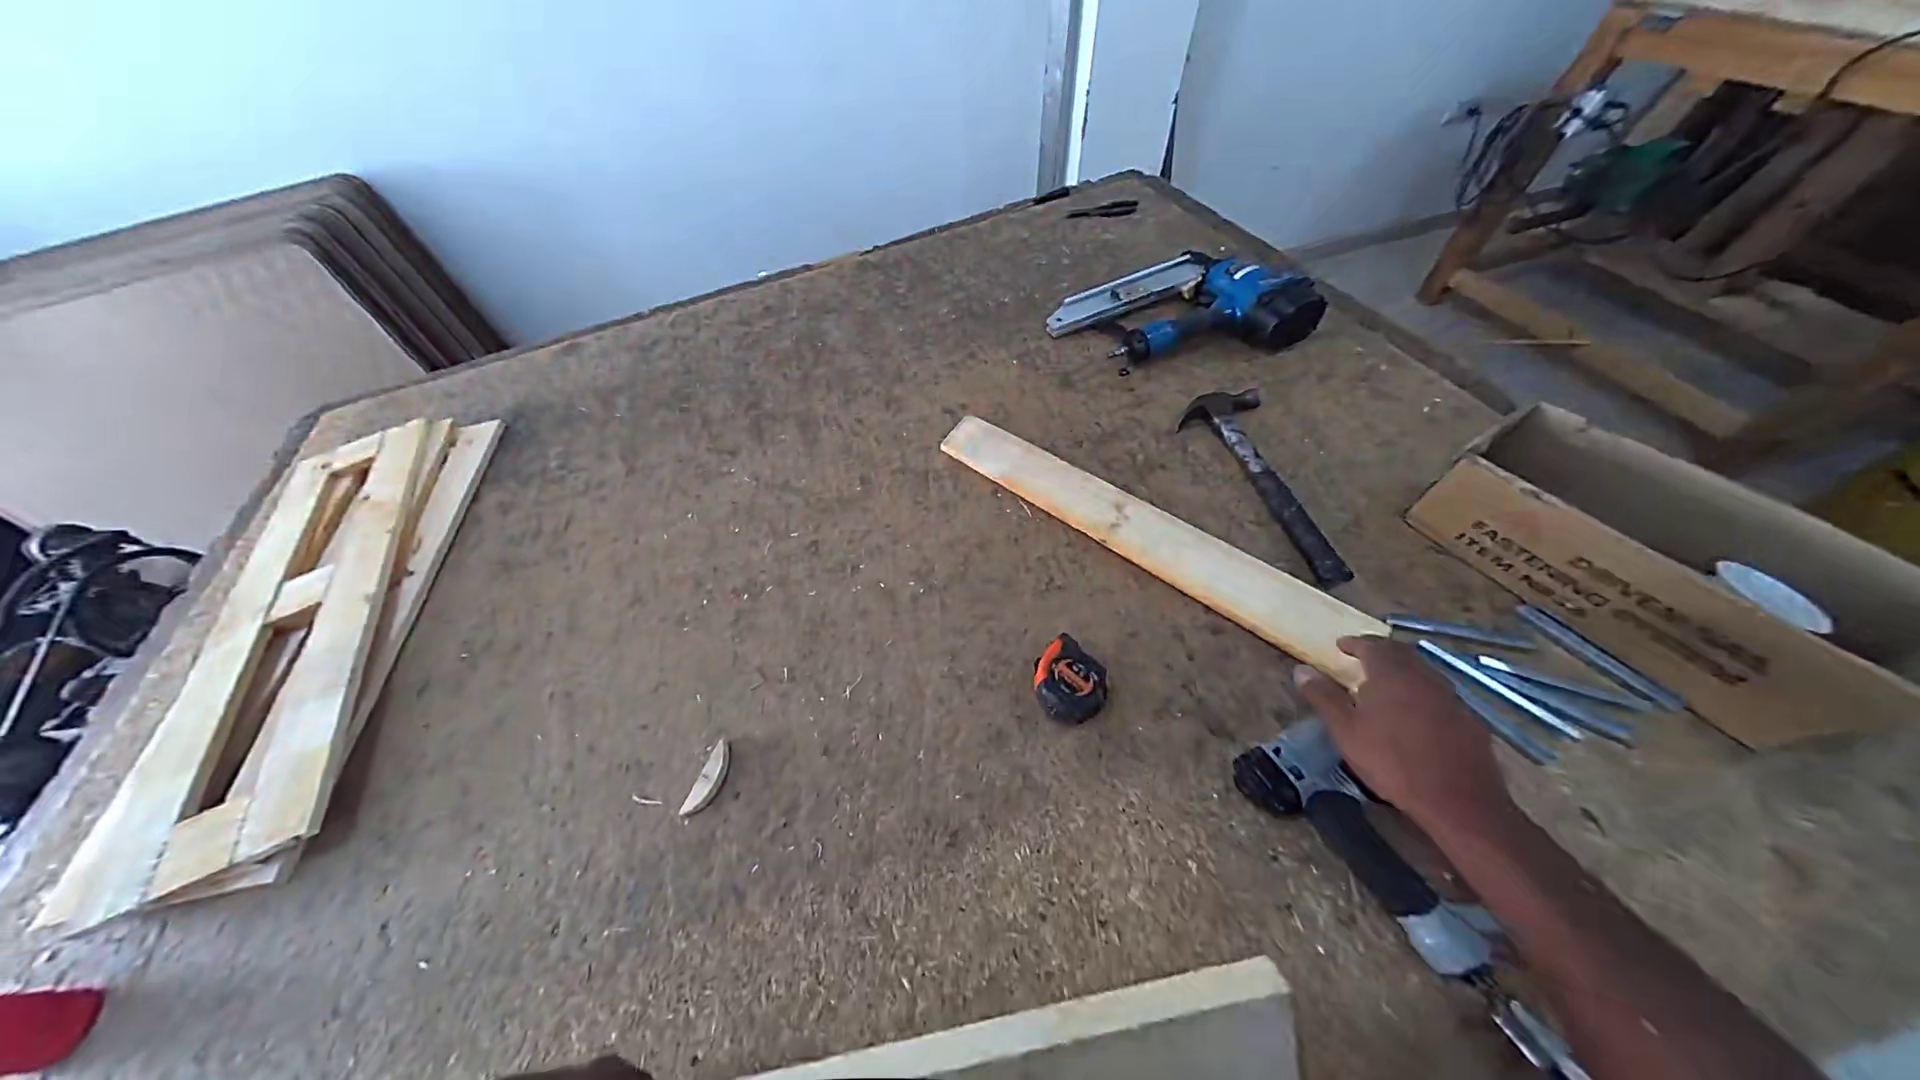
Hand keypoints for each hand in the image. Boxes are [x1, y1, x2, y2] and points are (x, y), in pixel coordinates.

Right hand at [1293, 635, 1514, 833]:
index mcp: (1391, 675)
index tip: (1341, 645)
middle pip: (1401, 653)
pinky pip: (1440, 694)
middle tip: (1362, 658)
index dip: (1355, 643)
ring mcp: (1451, 698)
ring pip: (1423, 672)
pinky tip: (1416, 713)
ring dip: (1403, 670)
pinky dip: (1422, 692)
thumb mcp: (1346, 731)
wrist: (1458, 802)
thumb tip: (1302, 670)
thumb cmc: (1392, 762)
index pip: (1372, 645)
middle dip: (1380, 651)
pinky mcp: (1470, 720)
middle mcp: (1424, 677)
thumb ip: (1324, 697)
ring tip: (1386, 683)